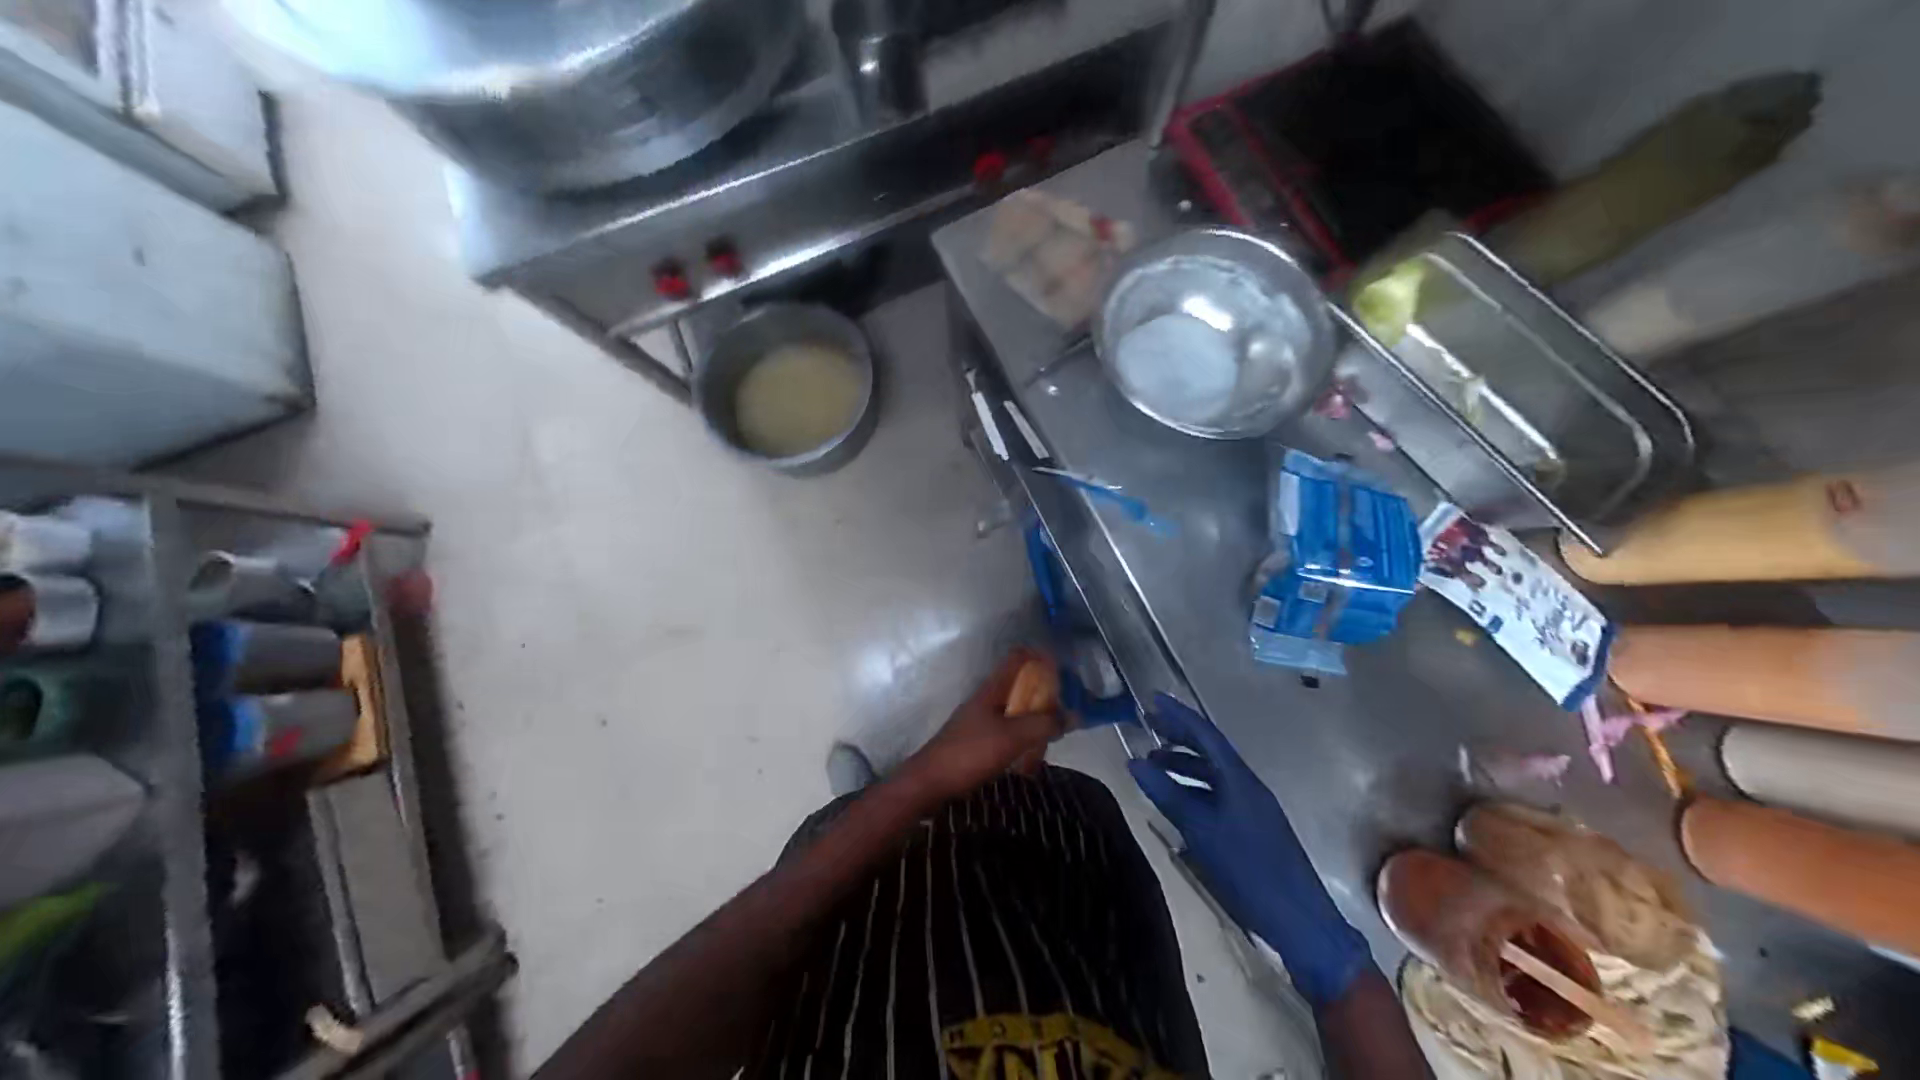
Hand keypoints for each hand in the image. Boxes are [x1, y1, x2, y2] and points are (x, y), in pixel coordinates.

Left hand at [896, 648, 1065, 804]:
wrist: (930, 782)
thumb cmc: (970, 752)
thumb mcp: (1012, 737)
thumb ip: (1043, 724)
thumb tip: (1073, 715)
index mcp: (993, 688)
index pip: (1018, 658)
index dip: (1040, 657)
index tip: (1064, 671)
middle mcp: (987, 699)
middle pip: (1020, 685)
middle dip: (1044, 695)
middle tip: (1066, 713)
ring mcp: (981, 719)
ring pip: (1015, 710)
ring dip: (1035, 720)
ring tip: (1053, 737)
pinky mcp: (978, 740)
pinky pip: (1008, 731)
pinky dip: (1023, 738)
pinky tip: (1031, 757)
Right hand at [1128, 693, 1375, 1007]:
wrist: (1299, 918)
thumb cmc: (1248, 869)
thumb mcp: (1201, 830)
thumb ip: (1167, 794)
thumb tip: (1134, 762)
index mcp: (1239, 779)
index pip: (1205, 734)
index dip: (1178, 715)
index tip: (1152, 699)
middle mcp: (1247, 785)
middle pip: (1210, 749)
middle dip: (1179, 734)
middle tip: (1148, 725)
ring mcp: (1252, 806)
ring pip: (1213, 773)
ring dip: (1184, 763)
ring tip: (1153, 765)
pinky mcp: (1253, 826)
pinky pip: (1218, 793)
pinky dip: (1194, 788)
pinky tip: (1177, 800)